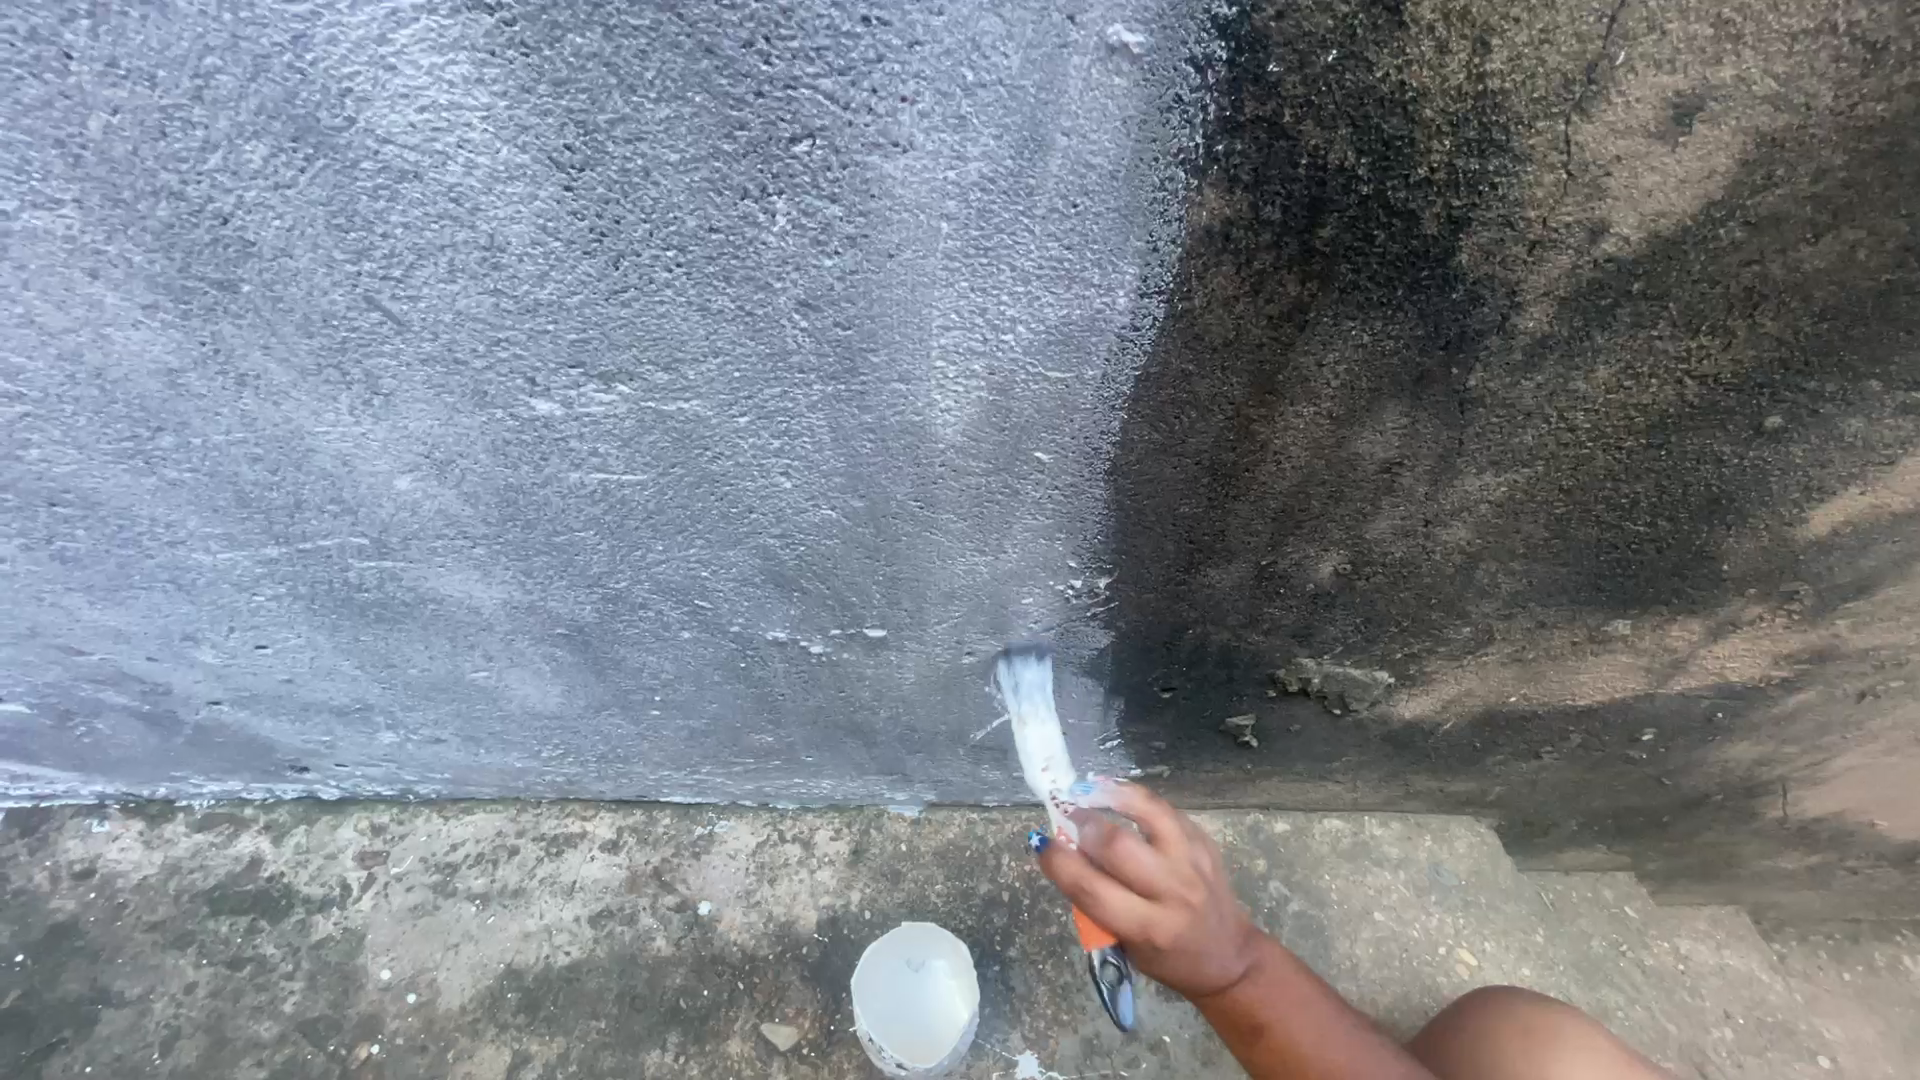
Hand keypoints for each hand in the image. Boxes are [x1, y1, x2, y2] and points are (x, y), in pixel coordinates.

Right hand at [1036, 780, 1262, 999]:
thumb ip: (1096, 900)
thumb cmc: (1167, 957)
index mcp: (1147, 928)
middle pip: (1118, 845)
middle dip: (1084, 823)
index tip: (1041, 843)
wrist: (1228, 957)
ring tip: (1089, 790)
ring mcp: (1193, 862)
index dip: (1059, 862)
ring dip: (1111, 796)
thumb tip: (1066, 851)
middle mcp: (1172, 893)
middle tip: (1067, 813)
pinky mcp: (1204, 841)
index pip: (1091, 889)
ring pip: (1147, 812)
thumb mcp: (1126, 944)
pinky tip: (1115, 792)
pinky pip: (1164, 808)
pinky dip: (1135, 797)